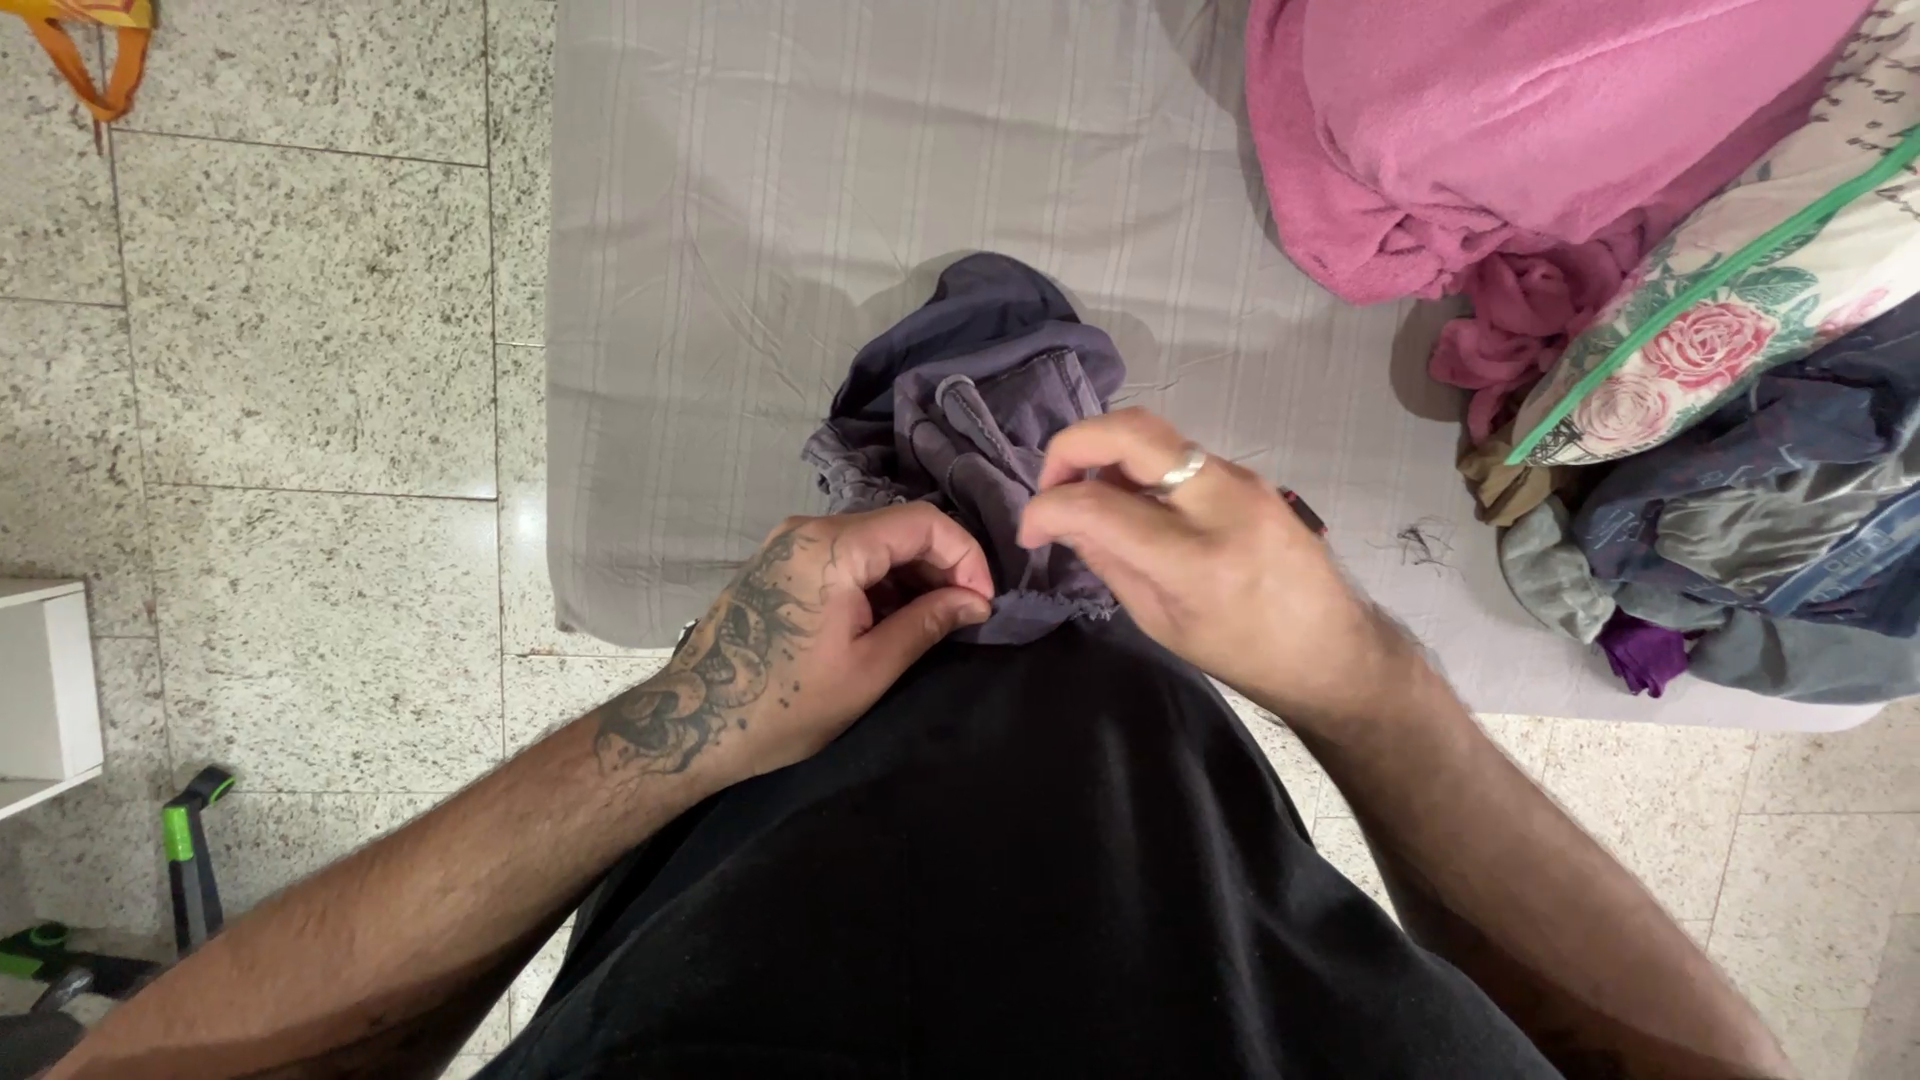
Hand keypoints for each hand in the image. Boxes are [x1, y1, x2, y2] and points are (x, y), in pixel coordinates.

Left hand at [594, 504, 994, 783]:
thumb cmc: (784, 704)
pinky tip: (889, 617)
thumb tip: (977, 601)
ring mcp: (789, 542)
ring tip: (931, 621)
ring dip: (911, 574)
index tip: (982, 603)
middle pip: (899, 527)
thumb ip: (928, 622)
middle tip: (963, 615)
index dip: (966, 556)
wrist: (692, 724)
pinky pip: (845, 555)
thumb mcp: (869, 669)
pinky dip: (878, 579)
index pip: (924, 522)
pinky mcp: (780, 561)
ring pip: (874, 541)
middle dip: (942, 566)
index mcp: (832, 547)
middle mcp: (809, 529)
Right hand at [1017, 408, 1422, 728]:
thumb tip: (1065, 522)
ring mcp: (1241, 480)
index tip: (1029, 530)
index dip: (1046, 508)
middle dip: (1072, 444)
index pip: (1098, 505)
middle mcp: (1222, 504)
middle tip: (1050, 480)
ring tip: (1086, 493)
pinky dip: (1137, 465)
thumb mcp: (1161, 622)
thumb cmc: (1243, 654)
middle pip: (1131, 432)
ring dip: (1105, 452)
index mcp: (1196, 561)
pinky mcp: (1249, 475)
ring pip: (1154, 434)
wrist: (1333, 649)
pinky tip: (1131, 500)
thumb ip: (1108, 562)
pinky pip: (1177, 454)